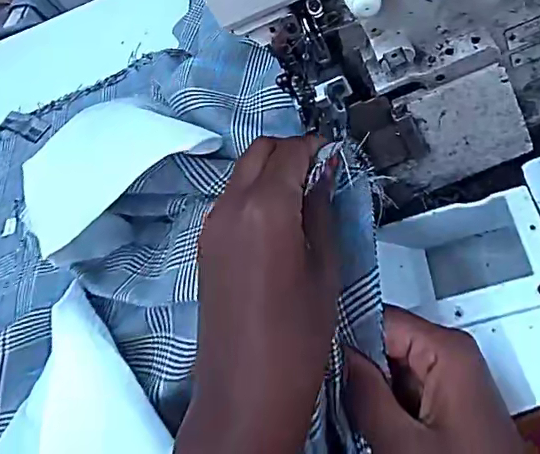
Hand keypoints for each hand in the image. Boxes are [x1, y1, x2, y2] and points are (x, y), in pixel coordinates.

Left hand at [176, 135, 338, 453]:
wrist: (244, 393)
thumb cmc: (293, 340)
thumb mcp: (323, 270)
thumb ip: (321, 212)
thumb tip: (322, 176)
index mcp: (265, 208)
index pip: (290, 152)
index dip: (315, 147)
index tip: (332, 152)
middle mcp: (232, 206)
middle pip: (260, 150)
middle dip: (290, 150)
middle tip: (320, 168)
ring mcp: (214, 223)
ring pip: (243, 170)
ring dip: (271, 169)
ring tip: (303, 195)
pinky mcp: (207, 241)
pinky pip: (232, 197)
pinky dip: (255, 191)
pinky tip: (280, 217)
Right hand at [343, 307, 528, 453]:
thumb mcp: (405, 446)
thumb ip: (366, 395)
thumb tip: (341, 358)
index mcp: (449, 349)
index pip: (379, 317)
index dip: (349, 341)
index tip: (327, 363)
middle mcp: (455, 355)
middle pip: (387, 344)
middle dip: (364, 374)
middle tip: (346, 404)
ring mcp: (456, 381)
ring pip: (396, 372)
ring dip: (378, 398)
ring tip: (370, 427)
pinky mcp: (456, 406)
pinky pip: (411, 395)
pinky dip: (394, 414)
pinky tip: (388, 437)